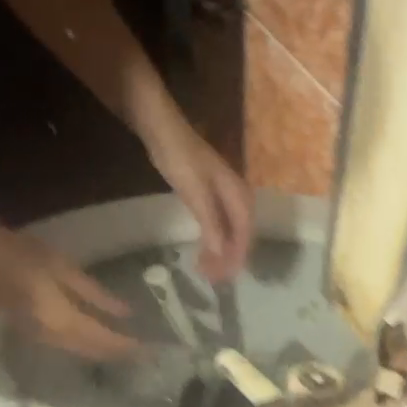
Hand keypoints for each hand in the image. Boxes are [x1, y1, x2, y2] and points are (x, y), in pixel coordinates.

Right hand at [0, 219, 137, 358]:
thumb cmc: (12, 251)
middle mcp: (51, 336)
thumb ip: (92, 292)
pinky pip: (64, 346)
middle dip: (118, 354)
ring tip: (126, 349)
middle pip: (91, 352)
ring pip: (78, 352)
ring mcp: (37, 336)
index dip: (127, 346)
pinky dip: (85, 346)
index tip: (151, 351)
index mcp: (61, 319)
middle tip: (144, 355)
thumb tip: (124, 313)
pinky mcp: (28, 331)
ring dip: (102, 353)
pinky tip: (94, 339)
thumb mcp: (58, 265)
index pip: (103, 340)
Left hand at [144, 119, 254, 281]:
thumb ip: (211, 223)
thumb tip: (222, 253)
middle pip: (240, 236)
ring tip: (206, 269)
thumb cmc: (180, 157)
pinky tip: (204, 250)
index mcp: (239, 196)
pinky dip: (212, 240)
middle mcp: (237, 198)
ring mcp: (224, 196)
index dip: (237, 259)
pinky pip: (218, 225)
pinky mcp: (210, 196)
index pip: (245, 236)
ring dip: (220, 252)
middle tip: (212, 279)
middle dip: (228, 259)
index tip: (225, 278)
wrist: (161, 128)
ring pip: (229, 232)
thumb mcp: (195, 192)